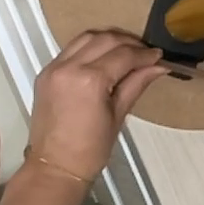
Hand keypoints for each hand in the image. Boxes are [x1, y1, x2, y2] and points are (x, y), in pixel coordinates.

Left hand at [25, 30, 168, 182]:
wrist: (55, 166)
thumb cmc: (89, 150)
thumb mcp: (118, 115)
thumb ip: (136, 84)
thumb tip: (158, 67)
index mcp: (89, 81)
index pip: (123, 55)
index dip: (144, 54)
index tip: (158, 57)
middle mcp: (69, 68)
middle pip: (105, 39)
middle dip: (128, 42)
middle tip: (145, 53)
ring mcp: (54, 68)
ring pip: (86, 37)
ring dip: (108, 39)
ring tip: (126, 51)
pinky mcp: (46, 72)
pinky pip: (70, 49)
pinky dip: (89, 47)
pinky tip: (103, 57)